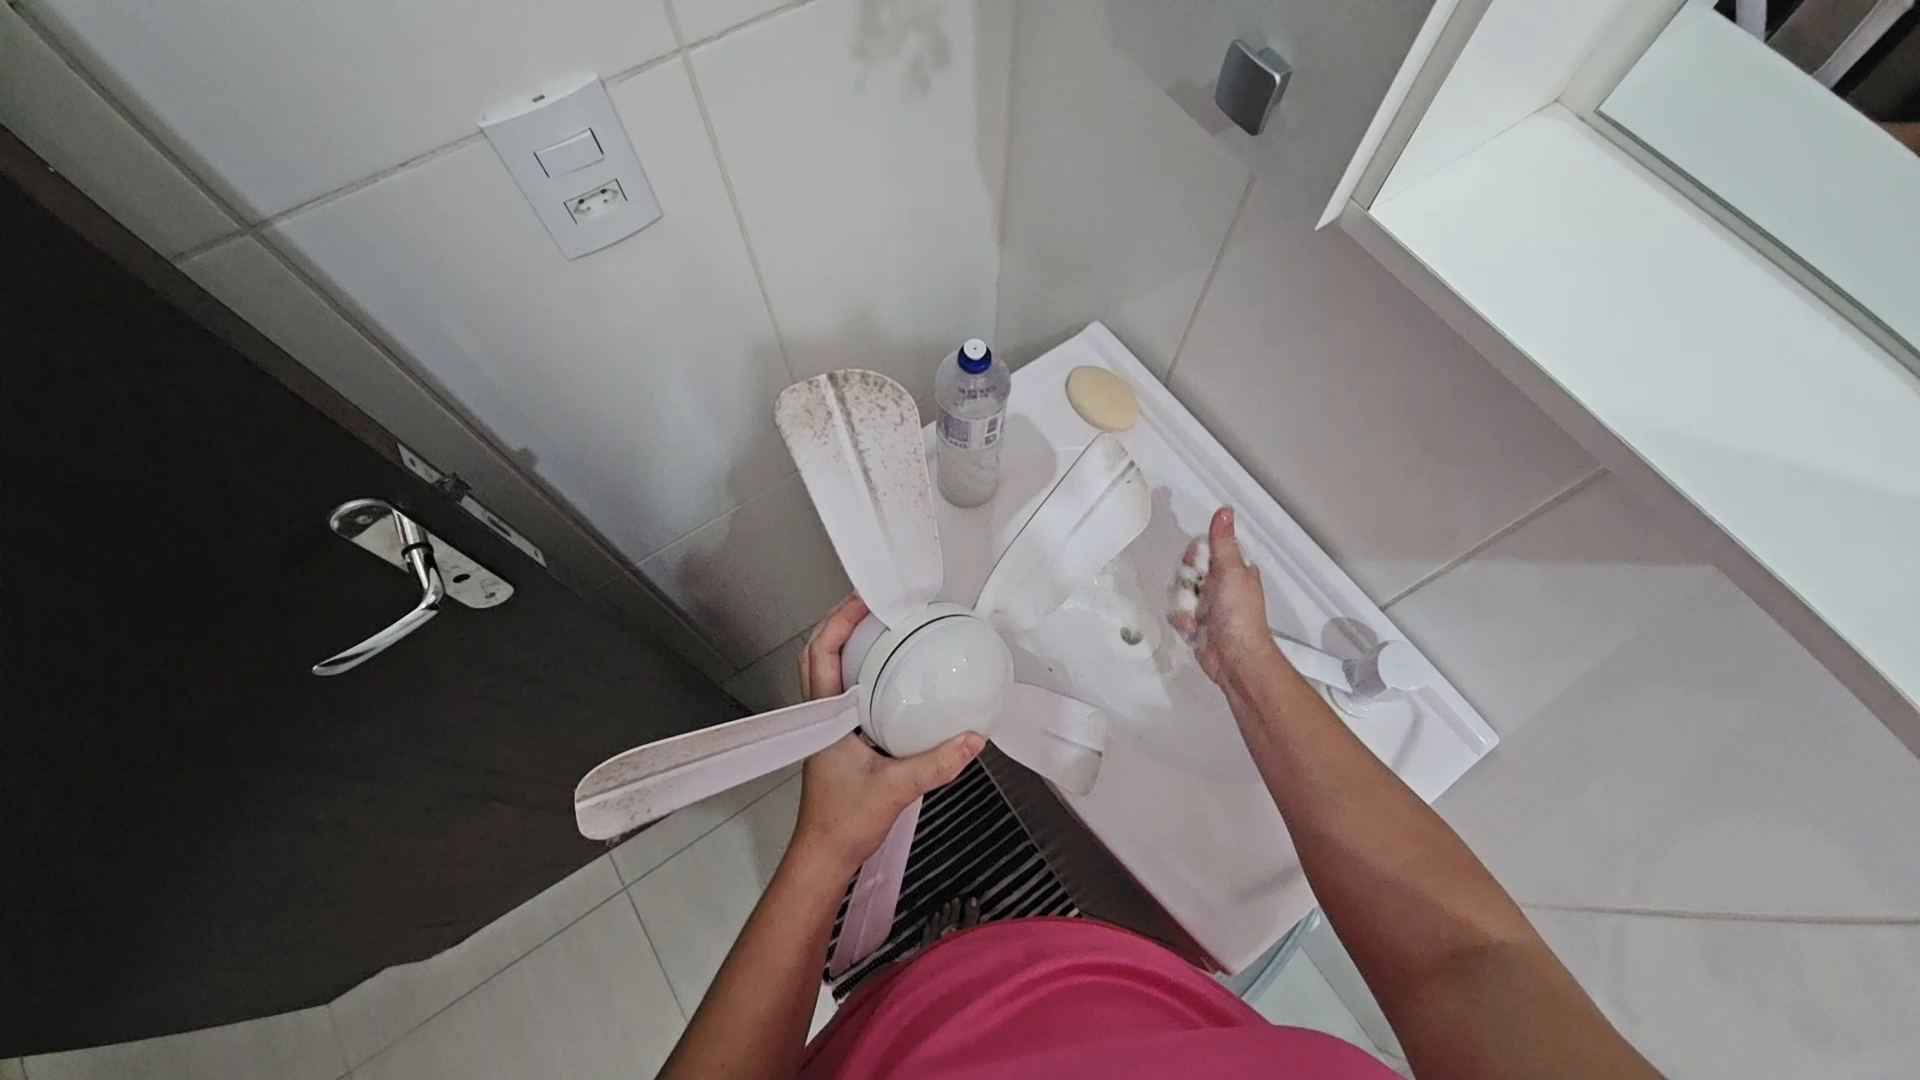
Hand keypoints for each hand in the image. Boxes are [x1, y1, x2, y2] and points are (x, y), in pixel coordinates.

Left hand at [788, 595, 983, 878]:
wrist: (824, 855)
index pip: (821, 653)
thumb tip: (972, 738)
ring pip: (829, 668)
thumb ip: (937, 763)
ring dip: (846, 641)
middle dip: (840, 620)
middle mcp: (822, 714)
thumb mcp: (896, 788)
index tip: (864, 599)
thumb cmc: (842, 823)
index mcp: (826, 716)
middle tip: (872, 601)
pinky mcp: (839, 736)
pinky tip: (887, 670)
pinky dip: (858, 667)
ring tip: (879, 624)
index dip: (838, 619)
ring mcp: (828, 724)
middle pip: (819, 651)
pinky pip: (844, 688)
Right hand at [1170, 507, 1281, 690]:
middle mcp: (1220, 585)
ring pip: (1178, 594)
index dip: (1193, 558)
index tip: (1195, 567)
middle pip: (1186, 572)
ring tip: (1195, 618)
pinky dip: (1183, 624)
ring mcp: (1208, 606)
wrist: (1235, 660)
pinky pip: (1177, 615)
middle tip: (1195, 596)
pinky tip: (1193, 631)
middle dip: (1185, 586)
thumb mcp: (1231, 572)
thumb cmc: (1238, 616)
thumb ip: (1222, 542)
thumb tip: (1225, 510)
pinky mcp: (1197, 624)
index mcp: (1233, 569)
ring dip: (1183, 608)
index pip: (1202, 551)